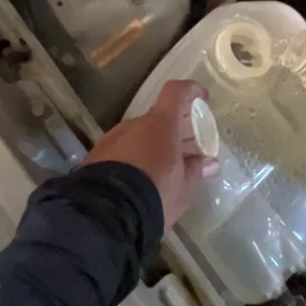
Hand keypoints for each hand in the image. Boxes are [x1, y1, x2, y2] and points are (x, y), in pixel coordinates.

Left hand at [84, 80, 217, 227]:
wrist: (107, 215)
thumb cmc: (155, 194)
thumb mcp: (182, 188)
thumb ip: (195, 171)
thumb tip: (210, 162)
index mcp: (160, 124)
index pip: (176, 93)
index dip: (190, 90)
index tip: (202, 97)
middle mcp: (135, 125)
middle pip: (157, 118)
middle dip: (172, 130)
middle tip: (184, 148)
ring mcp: (112, 139)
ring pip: (137, 135)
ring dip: (150, 146)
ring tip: (159, 169)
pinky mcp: (95, 156)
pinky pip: (119, 151)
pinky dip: (131, 159)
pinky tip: (136, 180)